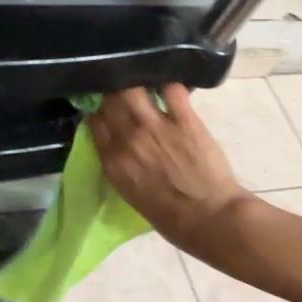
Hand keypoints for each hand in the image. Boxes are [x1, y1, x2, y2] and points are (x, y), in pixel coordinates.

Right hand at [88, 85, 252, 255]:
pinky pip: (171, 89)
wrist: (208, 218)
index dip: (98, 111)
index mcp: (113, 160)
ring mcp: (156, 125)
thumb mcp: (128, 191)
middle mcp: (128, 137)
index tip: (104, 109)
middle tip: (123, 92)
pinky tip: (171, 88)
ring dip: (136, 83)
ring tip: (144, 84)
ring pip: (133, 87)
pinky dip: (169, 85)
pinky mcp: (185, 119)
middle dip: (114, 92)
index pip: (94, 121)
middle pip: (110, 98)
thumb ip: (118, 163)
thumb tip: (115, 142)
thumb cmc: (167, 215)